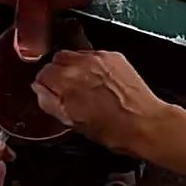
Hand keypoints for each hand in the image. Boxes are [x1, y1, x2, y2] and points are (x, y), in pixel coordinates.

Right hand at [31, 50, 180, 156]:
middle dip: (58, 73)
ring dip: (75, 67)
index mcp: (66, 82)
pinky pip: (94, 55)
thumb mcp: (73, 122)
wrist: (145, 123)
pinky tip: (101, 81)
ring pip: (75, 55)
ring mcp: (98, 57)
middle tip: (67, 90)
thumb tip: (40, 90)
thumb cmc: (114, 129)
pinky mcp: (114, 56)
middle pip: (57, 60)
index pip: (43, 74)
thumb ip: (50, 103)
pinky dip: (93, 65)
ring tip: (86, 85)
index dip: (45, 85)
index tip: (51, 93)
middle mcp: (80, 64)